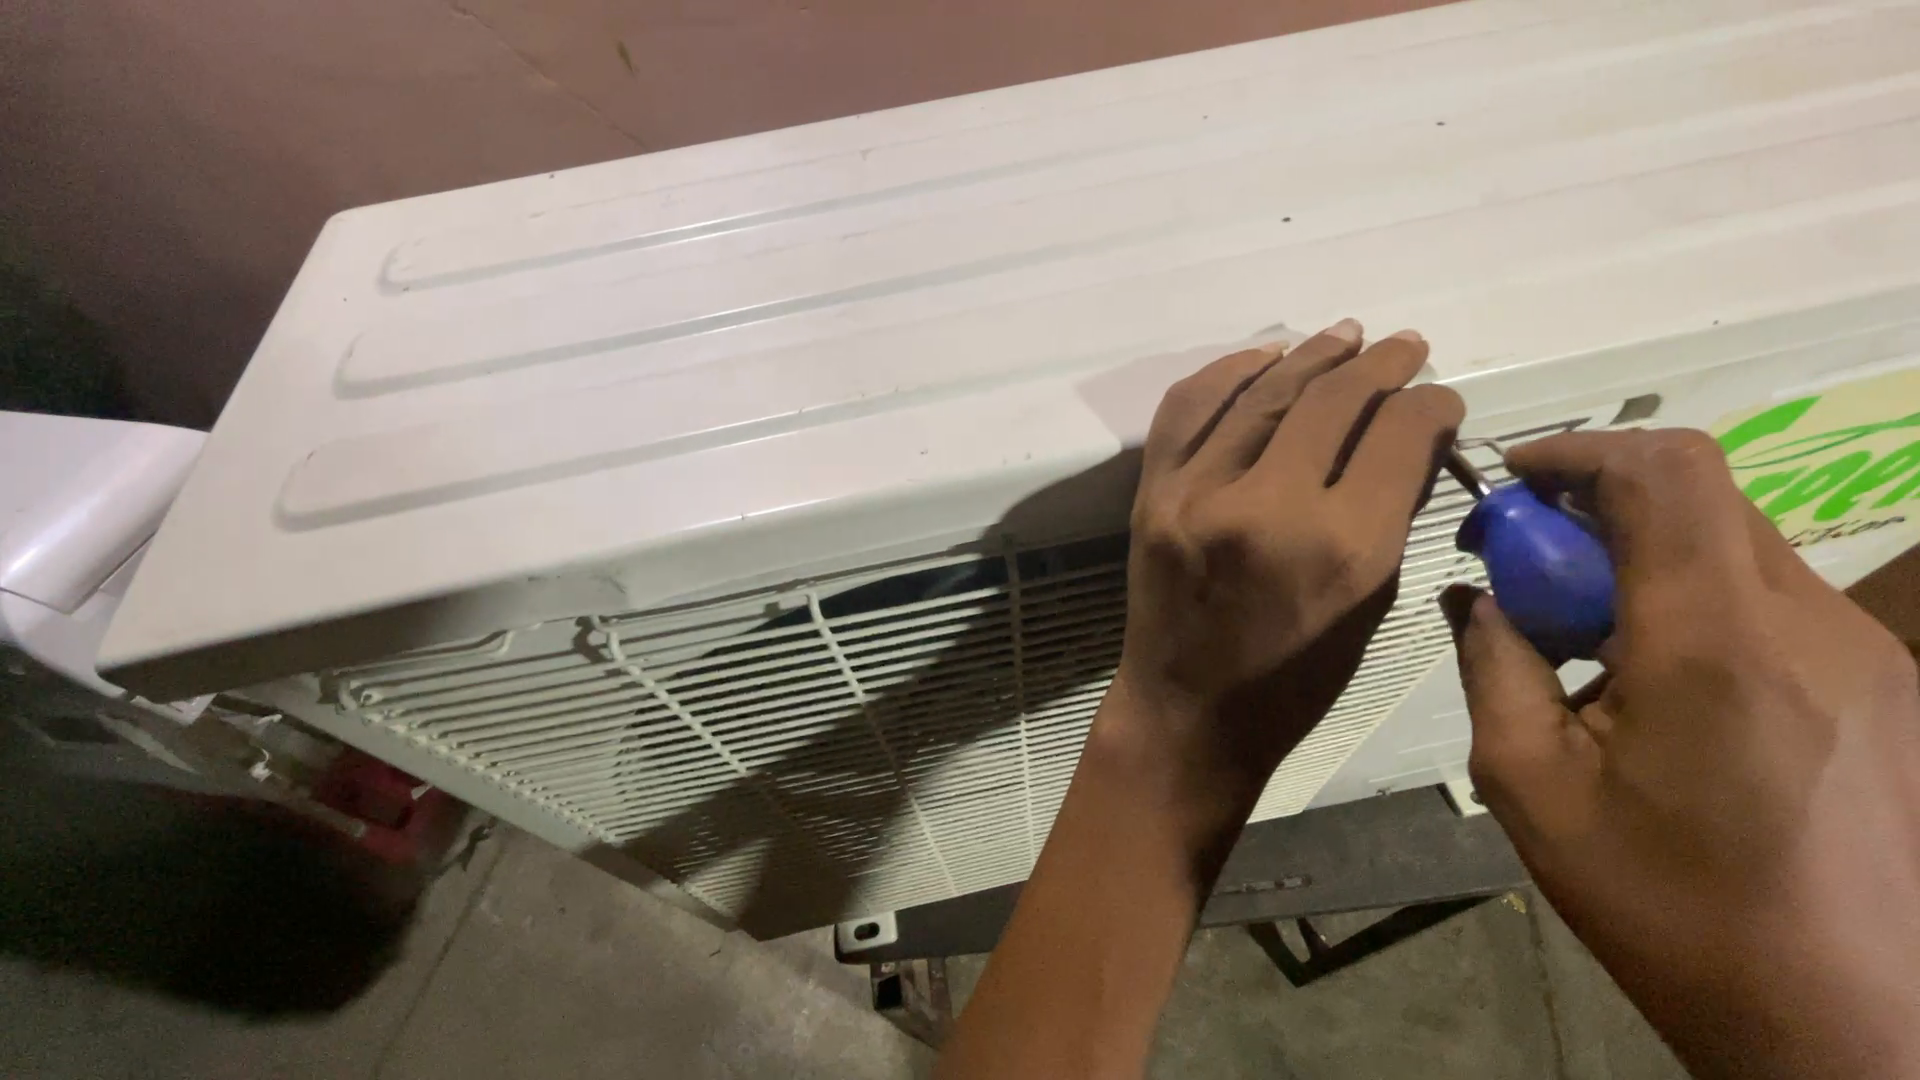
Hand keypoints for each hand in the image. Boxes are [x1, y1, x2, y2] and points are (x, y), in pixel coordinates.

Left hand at [1102, 319, 1462, 837]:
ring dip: (1308, 355)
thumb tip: (1410, 434)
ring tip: (1343, 336)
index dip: (1429, 403)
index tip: (1439, 395)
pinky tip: (1263, 357)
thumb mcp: (1368, 604)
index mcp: (1342, 548)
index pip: (1400, 435)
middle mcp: (1266, 507)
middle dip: (1378, 365)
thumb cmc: (1292, 679)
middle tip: (1401, 346)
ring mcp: (1195, 494)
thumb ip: (1391, 513)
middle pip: (1331, 401)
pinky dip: (1227, 372)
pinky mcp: (1150, 494)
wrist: (1185, 712)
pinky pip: (1186, 408)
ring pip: (1261, 393)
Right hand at [1445, 429, 1919, 1079]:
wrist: (1849, 1022)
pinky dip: (1683, 593)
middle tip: (1519, 564)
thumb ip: (1493, 666)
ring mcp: (1863, 653)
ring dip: (1636, 552)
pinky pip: (1765, 594)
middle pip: (1698, 495)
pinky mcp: (1882, 685)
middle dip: (1590, 504)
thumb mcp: (1526, 783)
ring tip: (1574, 628)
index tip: (1508, 482)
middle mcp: (1808, 625)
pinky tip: (1644, 671)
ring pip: (1732, 541)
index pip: (1666, 472)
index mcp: (1715, 644)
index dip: (1579, 448)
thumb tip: (1478, 599)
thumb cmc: (1663, 899)